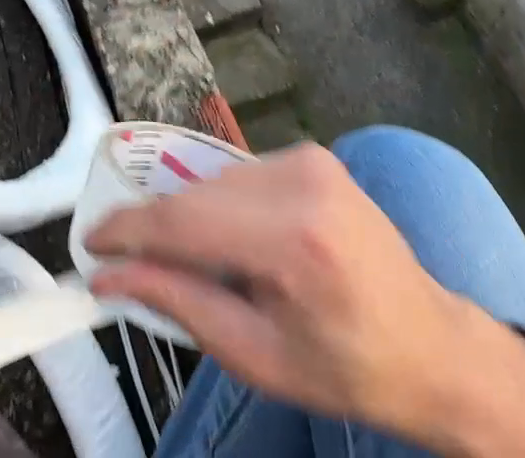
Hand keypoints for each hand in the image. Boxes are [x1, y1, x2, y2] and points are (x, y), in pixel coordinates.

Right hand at [85, 144, 524, 457]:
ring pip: (209, 181)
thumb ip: (175, 303)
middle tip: (121, 259)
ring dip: (184, 216)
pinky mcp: (313, 156)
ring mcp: (311, 161)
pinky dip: (216, 204)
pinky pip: (236, 175)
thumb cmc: (347, 368)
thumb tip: (106, 277)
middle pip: (190, 196)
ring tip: (186, 262)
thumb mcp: (253, 355)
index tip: (88, 244)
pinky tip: (227, 242)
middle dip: (149, 226)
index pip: (181, 222)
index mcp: (294, 241)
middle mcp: (302, 183)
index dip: (125, 230)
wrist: (436, 348)